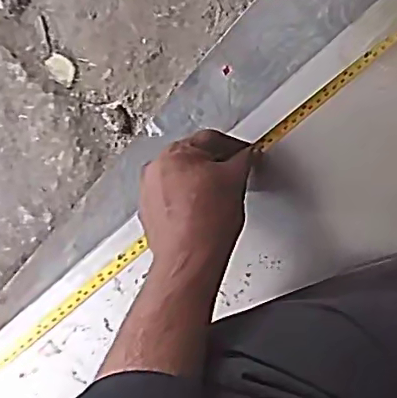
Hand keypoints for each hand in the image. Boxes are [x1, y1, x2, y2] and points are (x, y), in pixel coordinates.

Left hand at [139, 130, 254, 274]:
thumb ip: (244, 159)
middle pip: (193, 157)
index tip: (245, 155)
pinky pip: (172, 198)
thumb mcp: (236, 180)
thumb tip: (247, 155)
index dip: (234, 147)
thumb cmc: (206, 224)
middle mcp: (156, 169)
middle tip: (235, 175)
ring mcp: (149, 192)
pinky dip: (188, 201)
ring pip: (181, 178)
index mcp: (174, 154)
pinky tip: (205, 212)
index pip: (211, 139)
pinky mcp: (150, 213)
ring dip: (200, 183)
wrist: (189, 258)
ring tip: (220, 198)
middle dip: (215, 165)